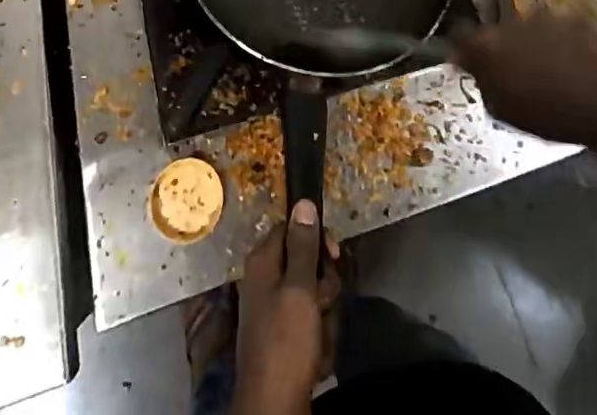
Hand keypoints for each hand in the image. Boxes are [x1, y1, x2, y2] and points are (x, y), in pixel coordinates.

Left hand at [231, 200, 338, 414]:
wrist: (274, 406)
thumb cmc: (285, 343)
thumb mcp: (299, 290)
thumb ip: (304, 247)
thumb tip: (302, 202)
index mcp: (263, 262)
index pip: (292, 229)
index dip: (316, 239)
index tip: (333, 256)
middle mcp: (267, 280)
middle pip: (309, 265)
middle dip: (325, 287)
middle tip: (321, 306)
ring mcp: (277, 310)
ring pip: (316, 298)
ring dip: (326, 319)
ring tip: (318, 340)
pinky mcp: (288, 337)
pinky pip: (315, 326)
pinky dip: (321, 340)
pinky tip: (317, 357)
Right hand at [451, 10, 596, 153]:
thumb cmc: (551, 114)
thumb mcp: (503, 110)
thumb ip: (481, 83)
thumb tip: (471, 66)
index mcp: (487, 43)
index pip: (459, 35)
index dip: (463, 50)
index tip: (470, 64)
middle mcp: (510, 22)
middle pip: (494, 30)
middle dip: (499, 46)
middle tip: (511, 71)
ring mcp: (545, 18)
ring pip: (526, 29)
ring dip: (529, 43)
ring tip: (545, 68)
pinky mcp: (576, 20)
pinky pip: (556, 30)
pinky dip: (557, 43)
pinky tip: (569, 64)